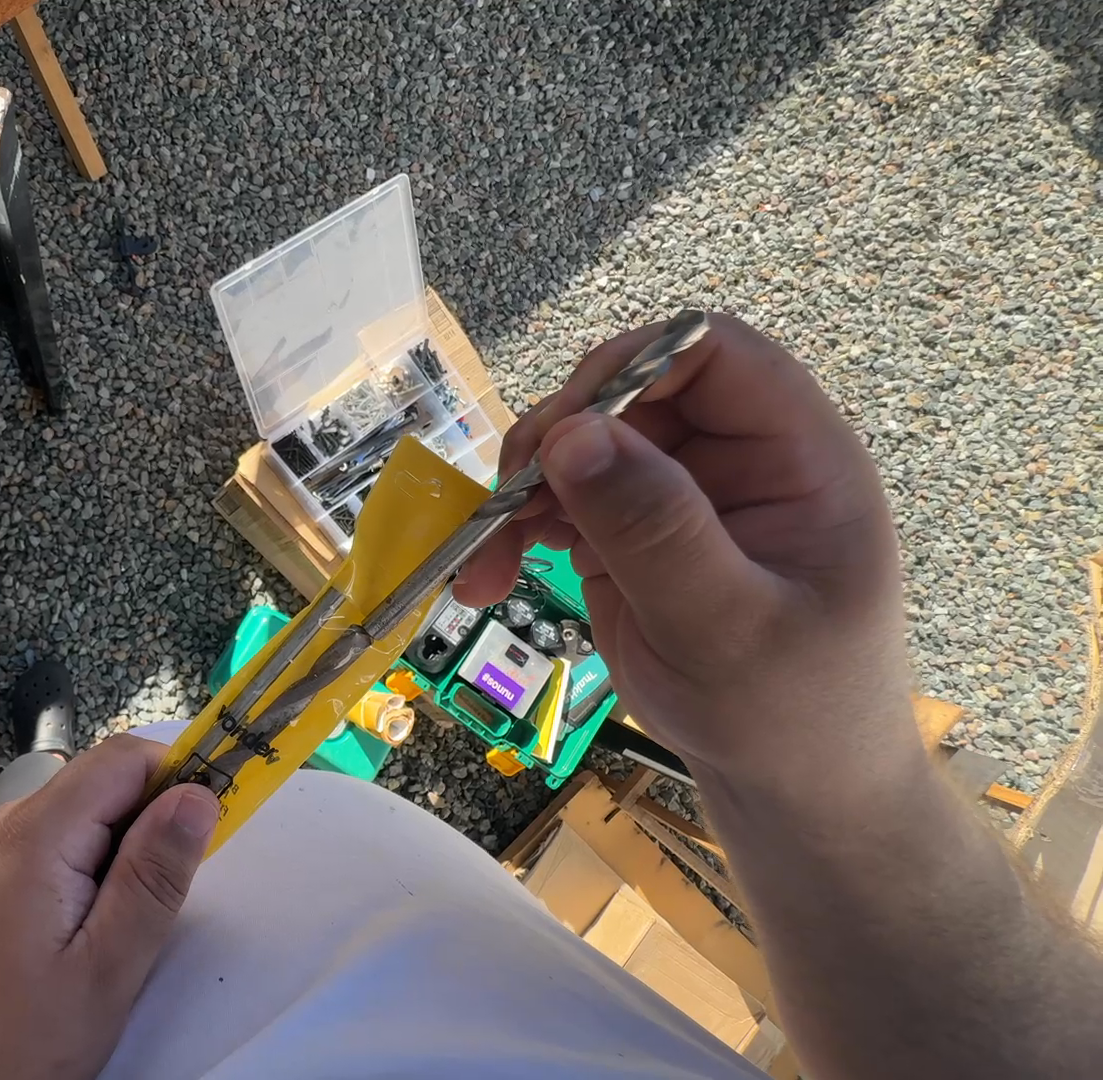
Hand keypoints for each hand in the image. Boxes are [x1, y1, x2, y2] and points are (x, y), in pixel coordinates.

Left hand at [0, 735, 219, 1079]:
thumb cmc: (19, 1041)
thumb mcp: (106, 967)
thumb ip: (154, 876)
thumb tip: (198, 796)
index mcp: (39, 833)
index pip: (123, 758)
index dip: (177, 771)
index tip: (216, 814)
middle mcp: (14, 822)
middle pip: (104, 778)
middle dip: (156, 809)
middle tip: (182, 877)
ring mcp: (1, 846)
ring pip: (86, 808)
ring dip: (130, 838)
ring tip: (141, 909)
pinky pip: (63, 836)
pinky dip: (100, 858)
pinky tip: (103, 916)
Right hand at [455, 314, 917, 780]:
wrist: (774, 774)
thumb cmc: (780, 706)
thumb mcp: (721, 622)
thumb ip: (653, 527)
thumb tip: (570, 435)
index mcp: (788, 455)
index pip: (708, 354)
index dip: (627, 370)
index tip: (560, 438)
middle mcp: (723, 459)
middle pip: (615, 399)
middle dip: (546, 450)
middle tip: (502, 511)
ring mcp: (666, 494)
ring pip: (567, 452)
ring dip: (512, 500)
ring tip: (482, 567)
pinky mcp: (619, 532)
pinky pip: (548, 504)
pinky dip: (508, 535)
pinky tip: (488, 580)